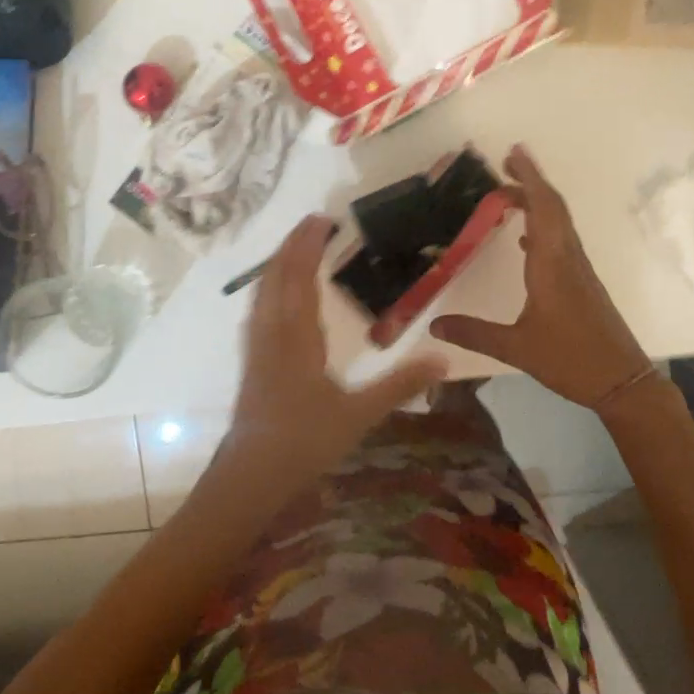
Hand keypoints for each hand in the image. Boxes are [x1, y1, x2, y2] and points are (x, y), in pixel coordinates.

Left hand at [216, 215, 446, 494]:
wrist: (251, 474)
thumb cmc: (305, 442)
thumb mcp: (359, 415)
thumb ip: (400, 385)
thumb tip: (443, 358)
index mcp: (295, 337)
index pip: (299, 277)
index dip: (307, 245)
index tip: (321, 219)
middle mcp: (270, 332)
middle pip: (274, 276)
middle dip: (291, 246)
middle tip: (313, 224)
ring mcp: (255, 346)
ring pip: (261, 292)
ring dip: (277, 264)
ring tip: (296, 250)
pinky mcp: (250, 361)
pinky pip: (257, 310)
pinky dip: (268, 288)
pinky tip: (276, 298)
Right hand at [430, 145, 649, 409]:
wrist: (622, 382)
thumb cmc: (571, 360)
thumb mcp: (516, 348)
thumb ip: (474, 333)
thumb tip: (434, 324)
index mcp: (552, 265)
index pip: (542, 209)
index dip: (529, 178)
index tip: (513, 153)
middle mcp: (568, 259)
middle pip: (553, 208)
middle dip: (531, 181)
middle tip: (505, 164)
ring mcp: (579, 271)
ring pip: (559, 224)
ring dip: (538, 203)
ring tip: (509, 195)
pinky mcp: (582, 283)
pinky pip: (561, 242)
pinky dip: (542, 228)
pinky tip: (525, 241)